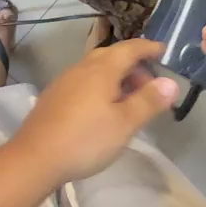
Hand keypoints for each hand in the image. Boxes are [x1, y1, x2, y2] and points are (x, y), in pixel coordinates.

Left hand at [8, 38, 177, 184]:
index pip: (130, 48)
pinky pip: (85, 80)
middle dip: (134, 64)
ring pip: (97, 68)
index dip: (149, 48)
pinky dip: (101, 86)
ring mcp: (65, 80)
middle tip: (150, 84)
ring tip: (129, 100)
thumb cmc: (85, 139)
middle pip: (112, 55)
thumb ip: (148, 101)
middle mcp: (83, 67)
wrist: (34, 158)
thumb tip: (171, 82)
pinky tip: (102, 109)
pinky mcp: (54, 96)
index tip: (164, 50)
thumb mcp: (124, 123)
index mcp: (102, 69)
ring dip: (117, 76)